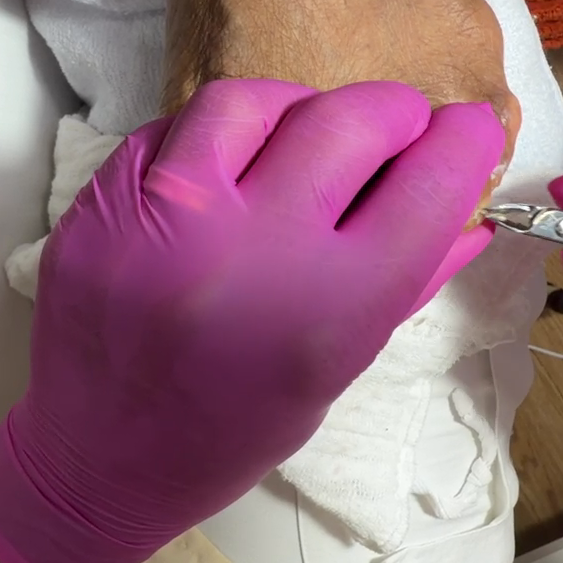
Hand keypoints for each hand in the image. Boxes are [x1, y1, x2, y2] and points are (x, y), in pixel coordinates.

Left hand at [0, 79, 503, 562]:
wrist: (96, 460)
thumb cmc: (227, 434)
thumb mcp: (330, 375)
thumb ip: (401, 285)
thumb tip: (466, 209)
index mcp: (326, 312)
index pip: (429, 186)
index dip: (464, 142)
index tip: (464, 131)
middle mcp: (247, 253)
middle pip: (348, 120)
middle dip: (389, 114)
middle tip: (386, 133)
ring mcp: (159, 224)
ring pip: (246, 102)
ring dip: (291, 110)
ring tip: (296, 139)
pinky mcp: (97, 211)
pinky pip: (167, 132)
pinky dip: (208, 137)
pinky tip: (219, 168)